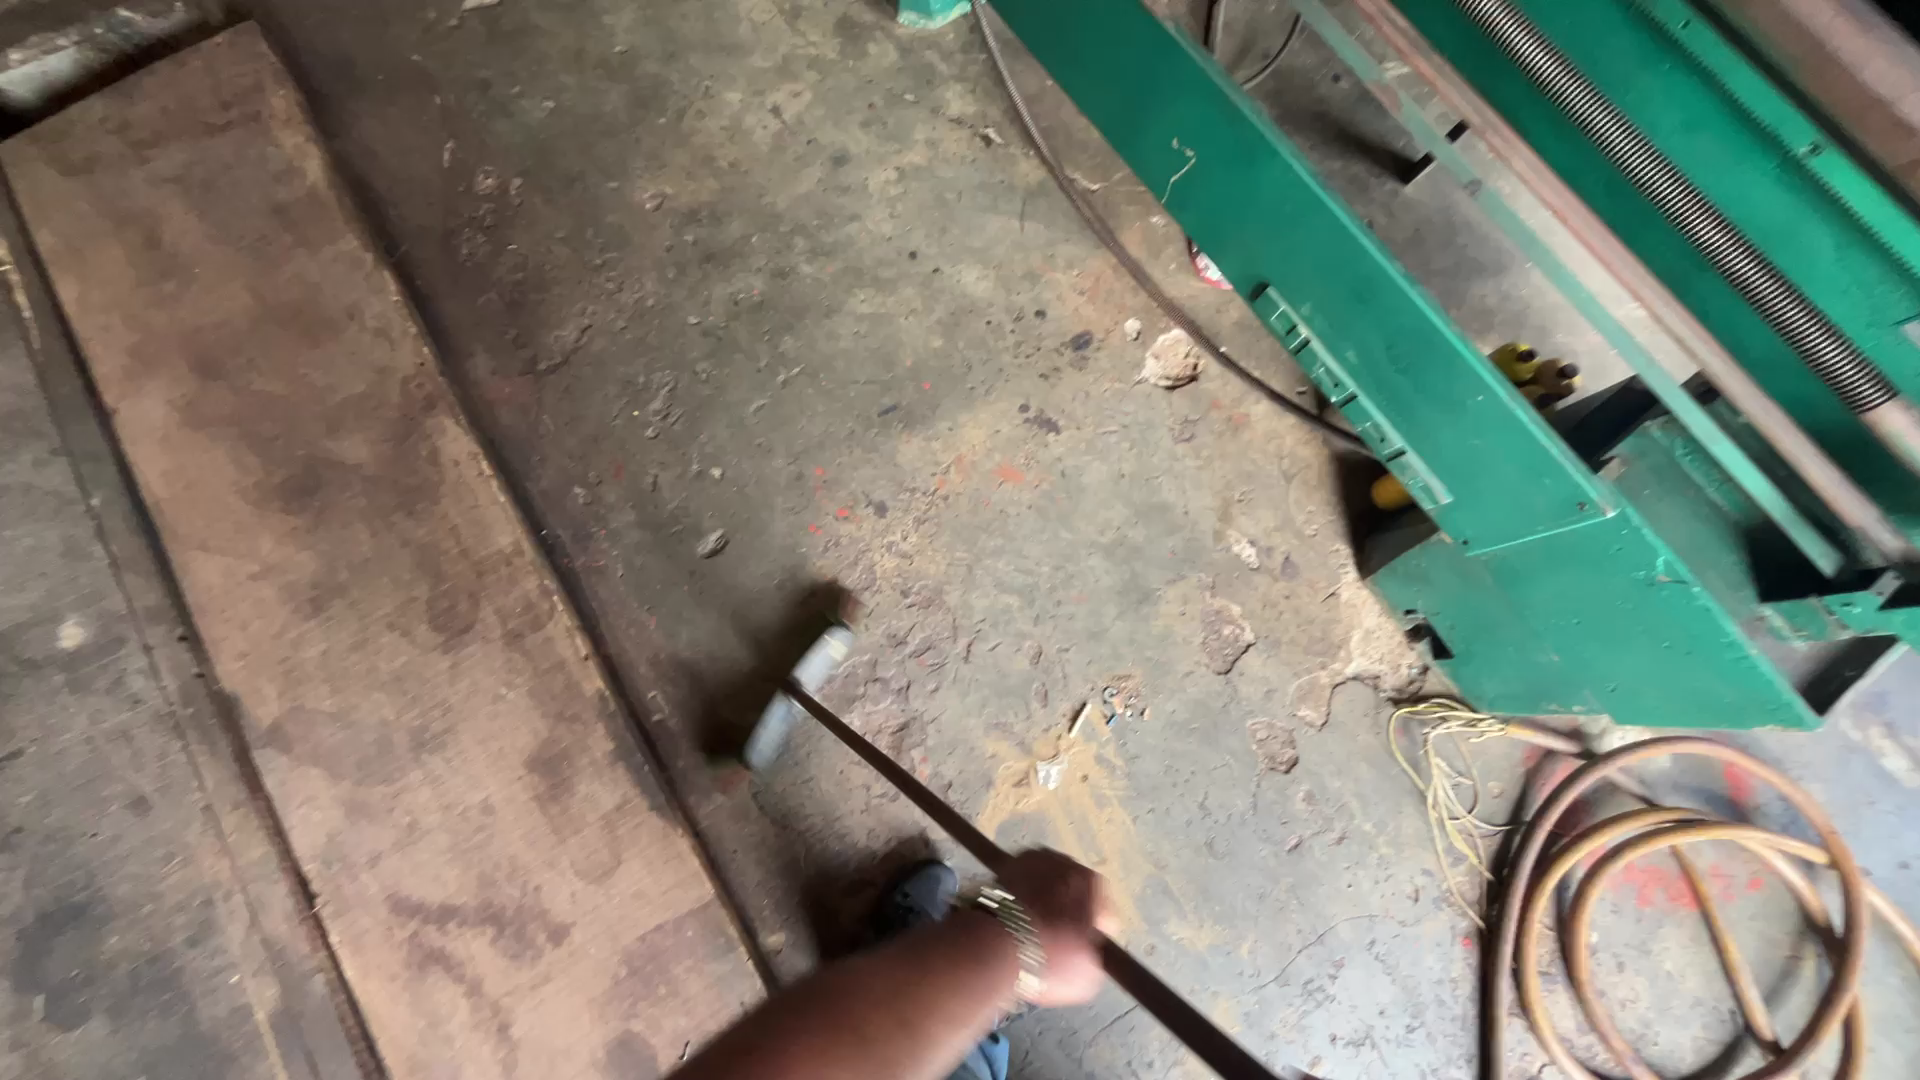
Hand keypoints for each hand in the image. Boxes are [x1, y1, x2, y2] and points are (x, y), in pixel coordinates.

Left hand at [995, 848, 1114, 1006]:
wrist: (997, 943)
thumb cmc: (1051, 957)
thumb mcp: (1088, 972)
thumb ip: (1091, 953)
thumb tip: (1083, 950)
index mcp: (1093, 883)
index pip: (1105, 910)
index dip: (1097, 932)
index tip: (1087, 948)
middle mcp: (1065, 862)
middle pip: (1073, 890)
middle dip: (1069, 910)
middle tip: (1060, 938)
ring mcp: (1031, 860)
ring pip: (1045, 884)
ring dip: (1043, 901)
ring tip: (1034, 930)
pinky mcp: (1002, 868)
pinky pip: (1019, 886)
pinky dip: (1019, 899)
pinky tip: (1015, 921)